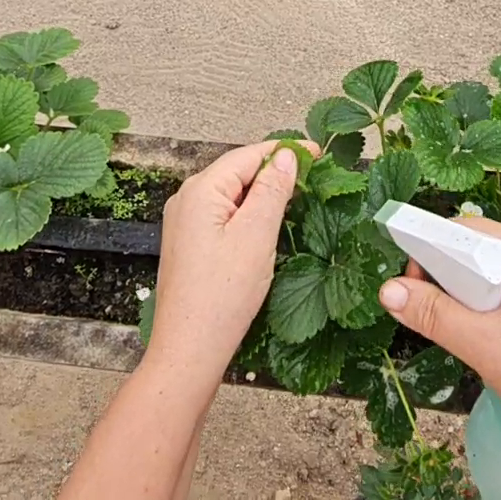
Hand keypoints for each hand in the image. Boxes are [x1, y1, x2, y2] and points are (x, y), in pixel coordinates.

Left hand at [144, 139, 308, 381]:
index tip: (316, 152)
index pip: (248, 155)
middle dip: (274, 169)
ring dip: (263, 192)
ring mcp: (185, 222)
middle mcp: (187, 199)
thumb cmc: (221, 296)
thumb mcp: (257, 235)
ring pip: (232, 193)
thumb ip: (272, 190)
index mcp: (201, 190)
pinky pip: (224, 214)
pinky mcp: (190, 243)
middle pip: (238, 171)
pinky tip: (267, 223)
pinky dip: (249, 212)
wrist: (188, 350)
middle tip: (312, 174)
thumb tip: (286, 157)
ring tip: (296, 195)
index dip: (284, 151)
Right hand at [376, 217, 500, 452]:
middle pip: (475, 247)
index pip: (457, 230)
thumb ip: (432, 314)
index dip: (425, 252)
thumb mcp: (483, 345)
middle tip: (439, 317)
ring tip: (473, 334)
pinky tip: (499, 338)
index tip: (407, 285)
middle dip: (447, 277)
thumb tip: (390, 290)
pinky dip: (495, 304)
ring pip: (494, 268)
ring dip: (471, 294)